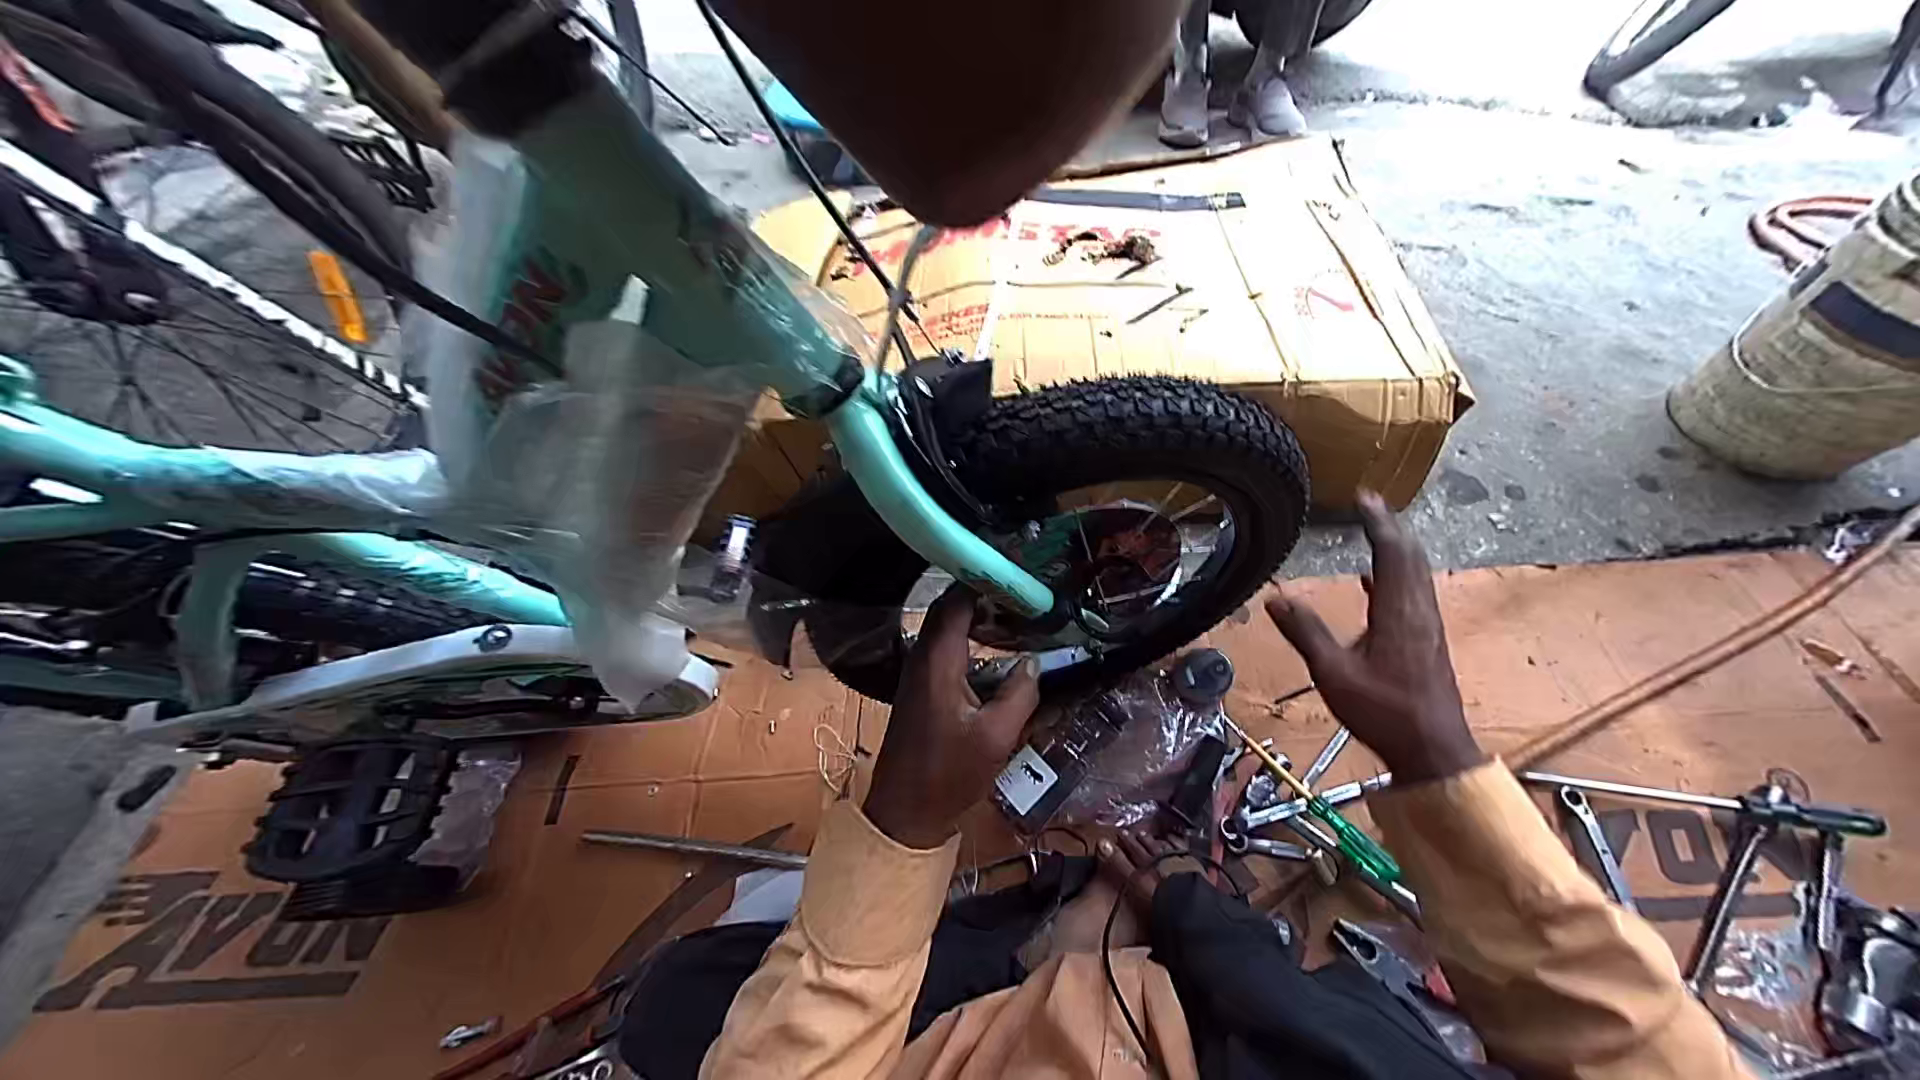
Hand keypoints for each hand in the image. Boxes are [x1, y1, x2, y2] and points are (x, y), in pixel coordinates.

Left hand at [863, 587, 1040, 848]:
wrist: (904, 810)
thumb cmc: (948, 774)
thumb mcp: (995, 737)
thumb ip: (1019, 694)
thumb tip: (1032, 662)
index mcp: (938, 661)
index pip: (956, 602)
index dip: (983, 582)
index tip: (1015, 572)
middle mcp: (922, 657)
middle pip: (948, 609)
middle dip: (980, 594)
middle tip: (1018, 591)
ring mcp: (917, 672)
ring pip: (944, 628)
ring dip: (973, 616)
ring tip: (1011, 614)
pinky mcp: (920, 687)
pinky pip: (943, 648)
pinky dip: (967, 638)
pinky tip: (993, 650)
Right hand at [1265, 490, 1483, 784]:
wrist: (1432, 749)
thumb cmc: (1382, 712)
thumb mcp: (1333, 673)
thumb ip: (1306, 633)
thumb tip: (1275, 598)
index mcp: (1398, 613)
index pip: (1392, 554)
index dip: (1378, 522)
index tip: (1363, 497)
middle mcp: (1418, 611)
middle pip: (1410, 557)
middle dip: (1390, 526)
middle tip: (1369, 503)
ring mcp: (1426, 626)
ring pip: (1415, 573)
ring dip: (1396, 546)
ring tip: (1376, 529)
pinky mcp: (1426, 640)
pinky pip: (1412, 591)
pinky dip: (1396, 572)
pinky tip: (1377, 578)